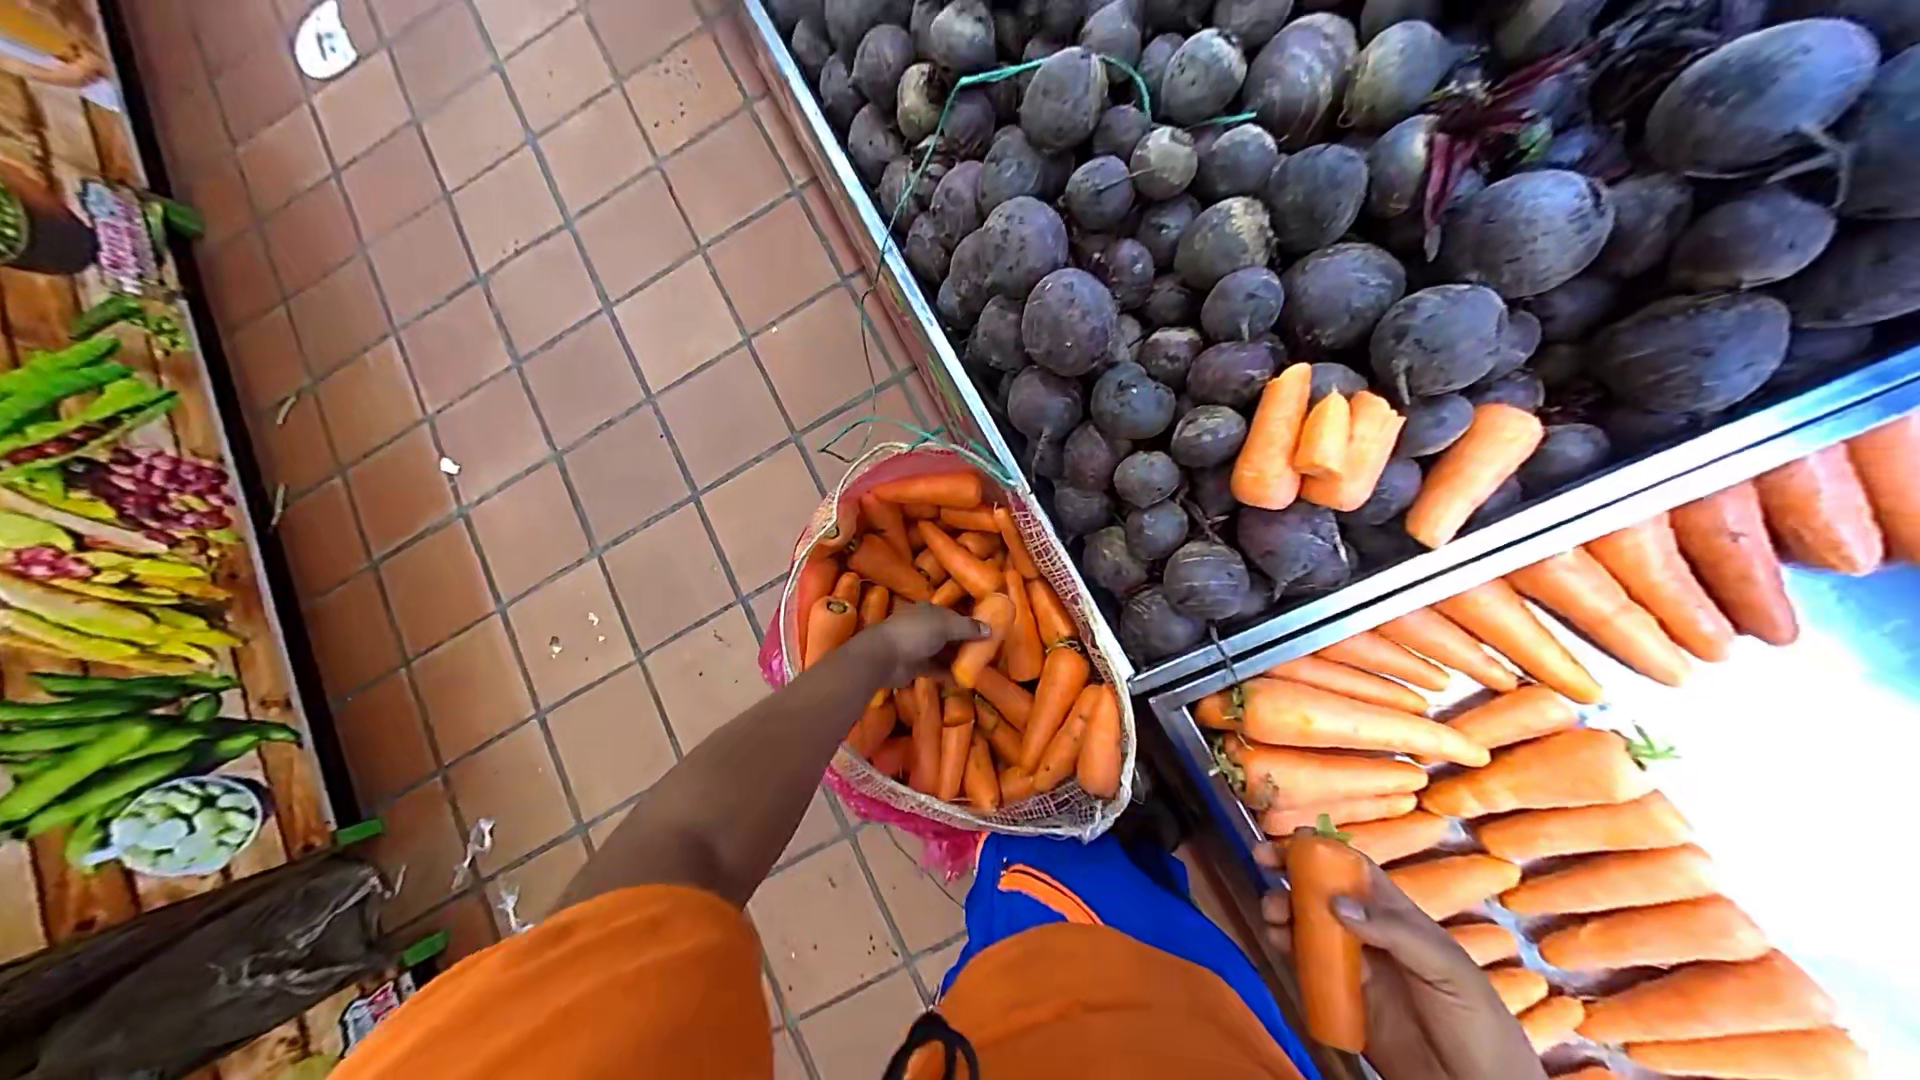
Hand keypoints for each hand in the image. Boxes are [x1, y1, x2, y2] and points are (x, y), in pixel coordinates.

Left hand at [854, 603, 989, 686]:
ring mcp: (921, 646)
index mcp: (931, 611)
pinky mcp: (917, 665)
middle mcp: (926, 626)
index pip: (956, 615)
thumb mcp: (945, 626)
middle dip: (967, 643)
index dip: (971, 624)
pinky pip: (938, 668)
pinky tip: (964, 680)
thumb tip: (990, 629)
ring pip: (945, 652)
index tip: (989, 634)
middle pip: (951, 635)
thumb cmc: (915, 633)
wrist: (884, 656)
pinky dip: (950, 673)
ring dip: (959, 659)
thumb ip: (968, 628)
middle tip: (988, 653)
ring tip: (979, 668)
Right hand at [1256, 838, 1545, 1079]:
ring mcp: (1352, 963)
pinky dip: (1285, 944)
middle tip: (1264, 864)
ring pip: (1306, 921)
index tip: (1290, 839)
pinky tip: (1278, 942)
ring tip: (1274, 915)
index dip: (1320, 849)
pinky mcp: (1339, 995)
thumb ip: (1395, 932)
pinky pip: (1304, 961)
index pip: (1352, 868)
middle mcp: (1368, 932)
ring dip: (1283, 907)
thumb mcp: (1448, 970)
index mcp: (1397, 915)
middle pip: (1320, 889)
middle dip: (1290, 872)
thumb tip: (1335, 902)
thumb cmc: (1478, 1024)